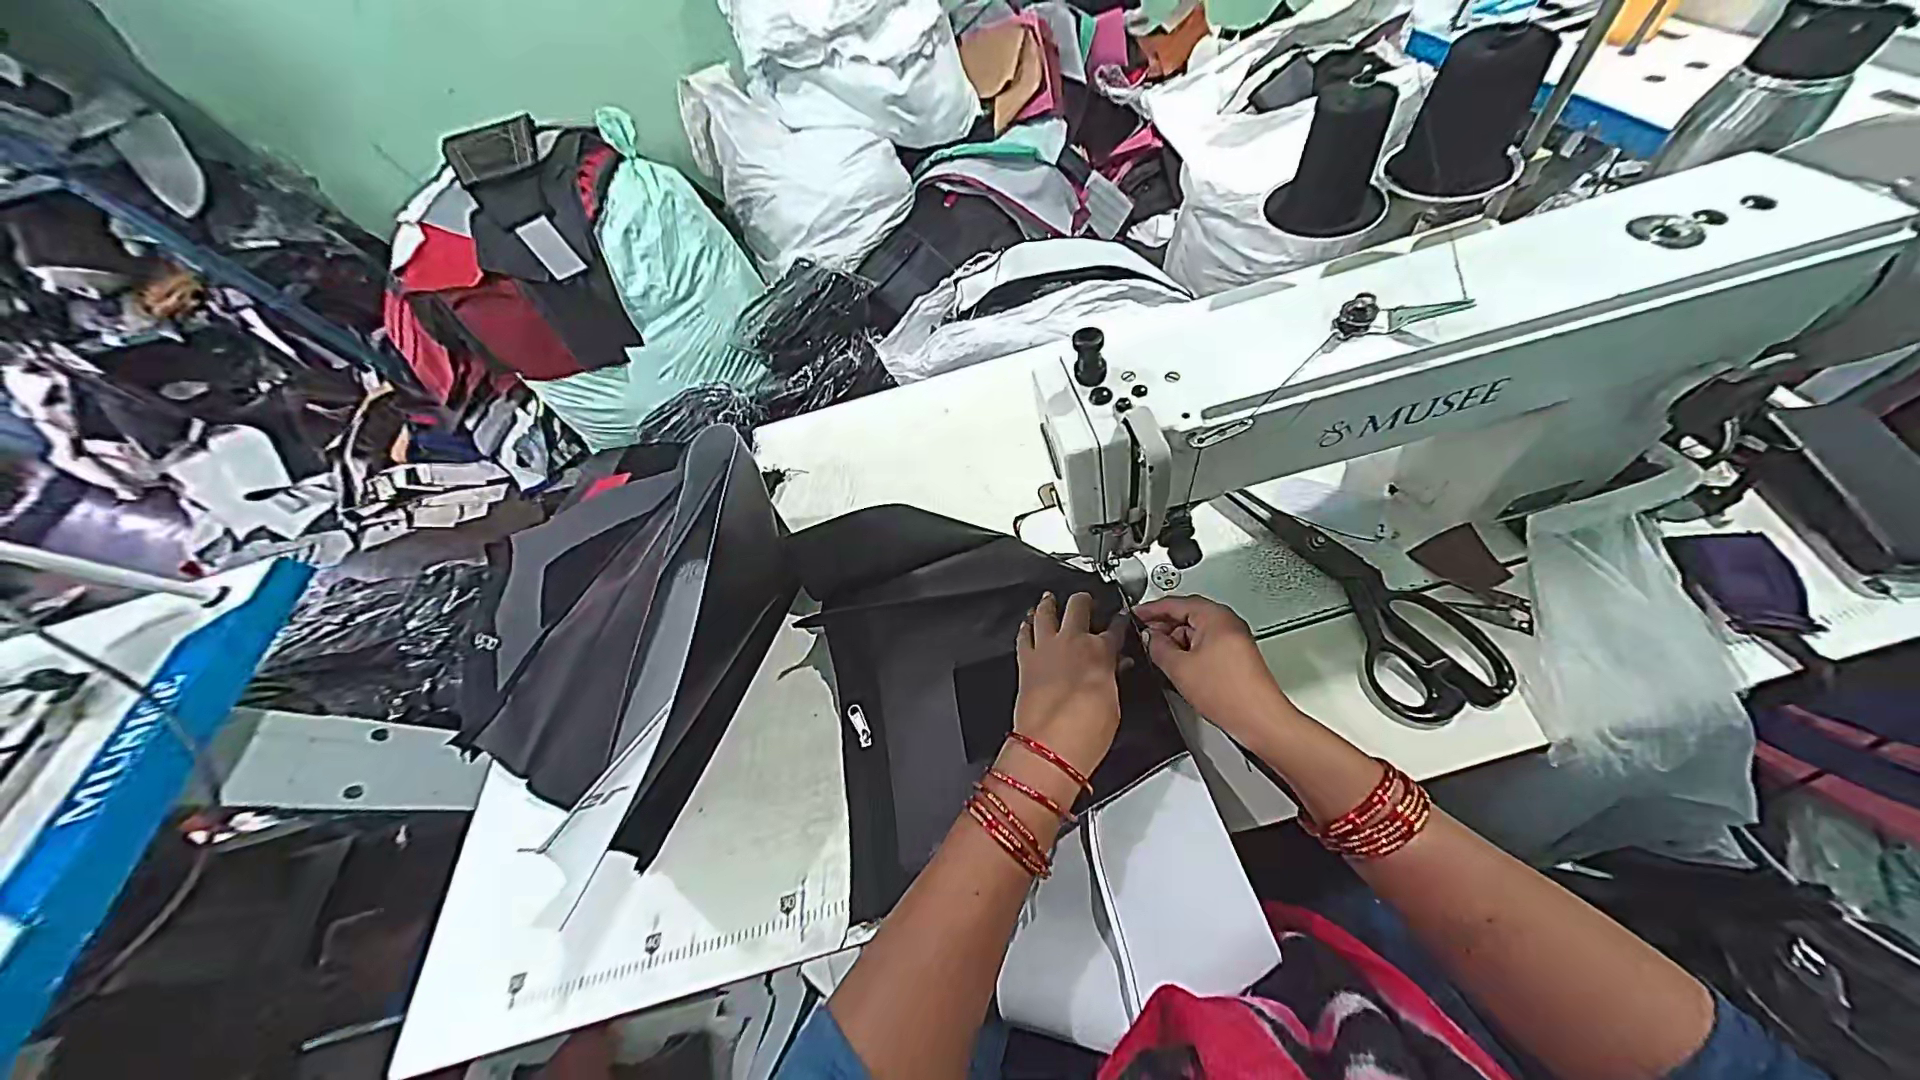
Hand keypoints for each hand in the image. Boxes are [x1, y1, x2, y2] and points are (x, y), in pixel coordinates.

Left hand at [1012, 592, 1127, 779]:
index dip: (1119, 621)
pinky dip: (1026, 627)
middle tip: (1084, 599)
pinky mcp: (1026, 661)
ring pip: (1045, 613)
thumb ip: (1112, 679)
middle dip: (1083, 600)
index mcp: (1101, 651)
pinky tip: (1026, 623)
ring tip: (1049, 598)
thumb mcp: (1114, 703)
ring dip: (1048, 604)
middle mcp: (1072, 642)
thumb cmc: (1086, 729)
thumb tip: (1113, 670)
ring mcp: (1046, 648)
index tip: (1120, 619)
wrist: (1051, 743)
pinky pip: (1024, 635)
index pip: (1114, 629)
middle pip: (1078, 607)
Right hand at [1135, 595, 1299, 746]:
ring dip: (1177, 640)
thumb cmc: (1232, 695)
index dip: (1150, 609)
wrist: (1259, 720)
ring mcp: (1234, 638)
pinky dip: (1190, 650)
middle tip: (1145, 636)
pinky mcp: (1236, 654)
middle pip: (1187, 613)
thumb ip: (1157, 647)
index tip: (1136, 614)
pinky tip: (1180, 667)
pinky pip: (1206, 643)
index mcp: (1215, 617)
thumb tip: (1150, 638)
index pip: (1175, 602)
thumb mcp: (1179, 668)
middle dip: (1164, 625)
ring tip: (1162, 656)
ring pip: (1196, 630)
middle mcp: (1228, 623)